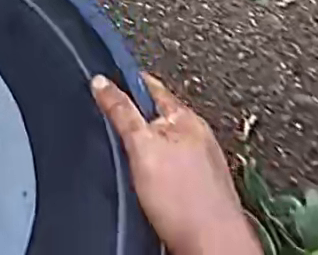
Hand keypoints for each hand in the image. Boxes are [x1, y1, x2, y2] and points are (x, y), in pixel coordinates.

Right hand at [92, 72, 258, 254]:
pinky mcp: (201, 193)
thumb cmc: (187, 204)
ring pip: (164, 146)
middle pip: (156, 116)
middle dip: (134, 119)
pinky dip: (156, 171)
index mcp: (186, 119)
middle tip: (111, 123)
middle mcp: (198, 138)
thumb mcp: (142, 147)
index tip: (106, 81)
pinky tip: (146, 184)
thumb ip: (121, 112)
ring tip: (128, 156)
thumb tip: (101, 82)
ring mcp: (202, 167)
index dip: (125, 82)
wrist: (215, 253)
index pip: (149, 86)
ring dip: (146, 148)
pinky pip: (171, 170)